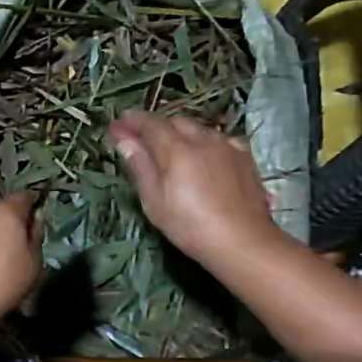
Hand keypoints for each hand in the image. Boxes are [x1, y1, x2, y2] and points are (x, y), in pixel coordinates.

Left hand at [0, 193, 43, 323]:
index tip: (37, 223)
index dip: (33, 206)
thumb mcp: (34, 261)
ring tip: (3, 259)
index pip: (24, 197)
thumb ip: (36, 236)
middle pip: (4, 209)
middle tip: (23, 245)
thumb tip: (36, 219)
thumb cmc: (5, 279)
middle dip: (14, 222)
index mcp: (7, 211)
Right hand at [108, 111, 280, 261]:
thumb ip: (140, 166)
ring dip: (181, 133)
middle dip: (155, 127)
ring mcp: (227, 145)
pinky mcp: (244, 157)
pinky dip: (204, 143)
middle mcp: (203, 138)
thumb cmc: (190, 226)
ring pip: (199, 129)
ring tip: (172, 150)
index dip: (130, 122)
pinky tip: (204, 158)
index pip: (150, 123)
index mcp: (177, 148)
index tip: (116, 129)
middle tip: (141, 142)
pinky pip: (219, 140)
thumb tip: (125, 140)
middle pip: (175, 122)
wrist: (243, 240)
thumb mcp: (155, 201)